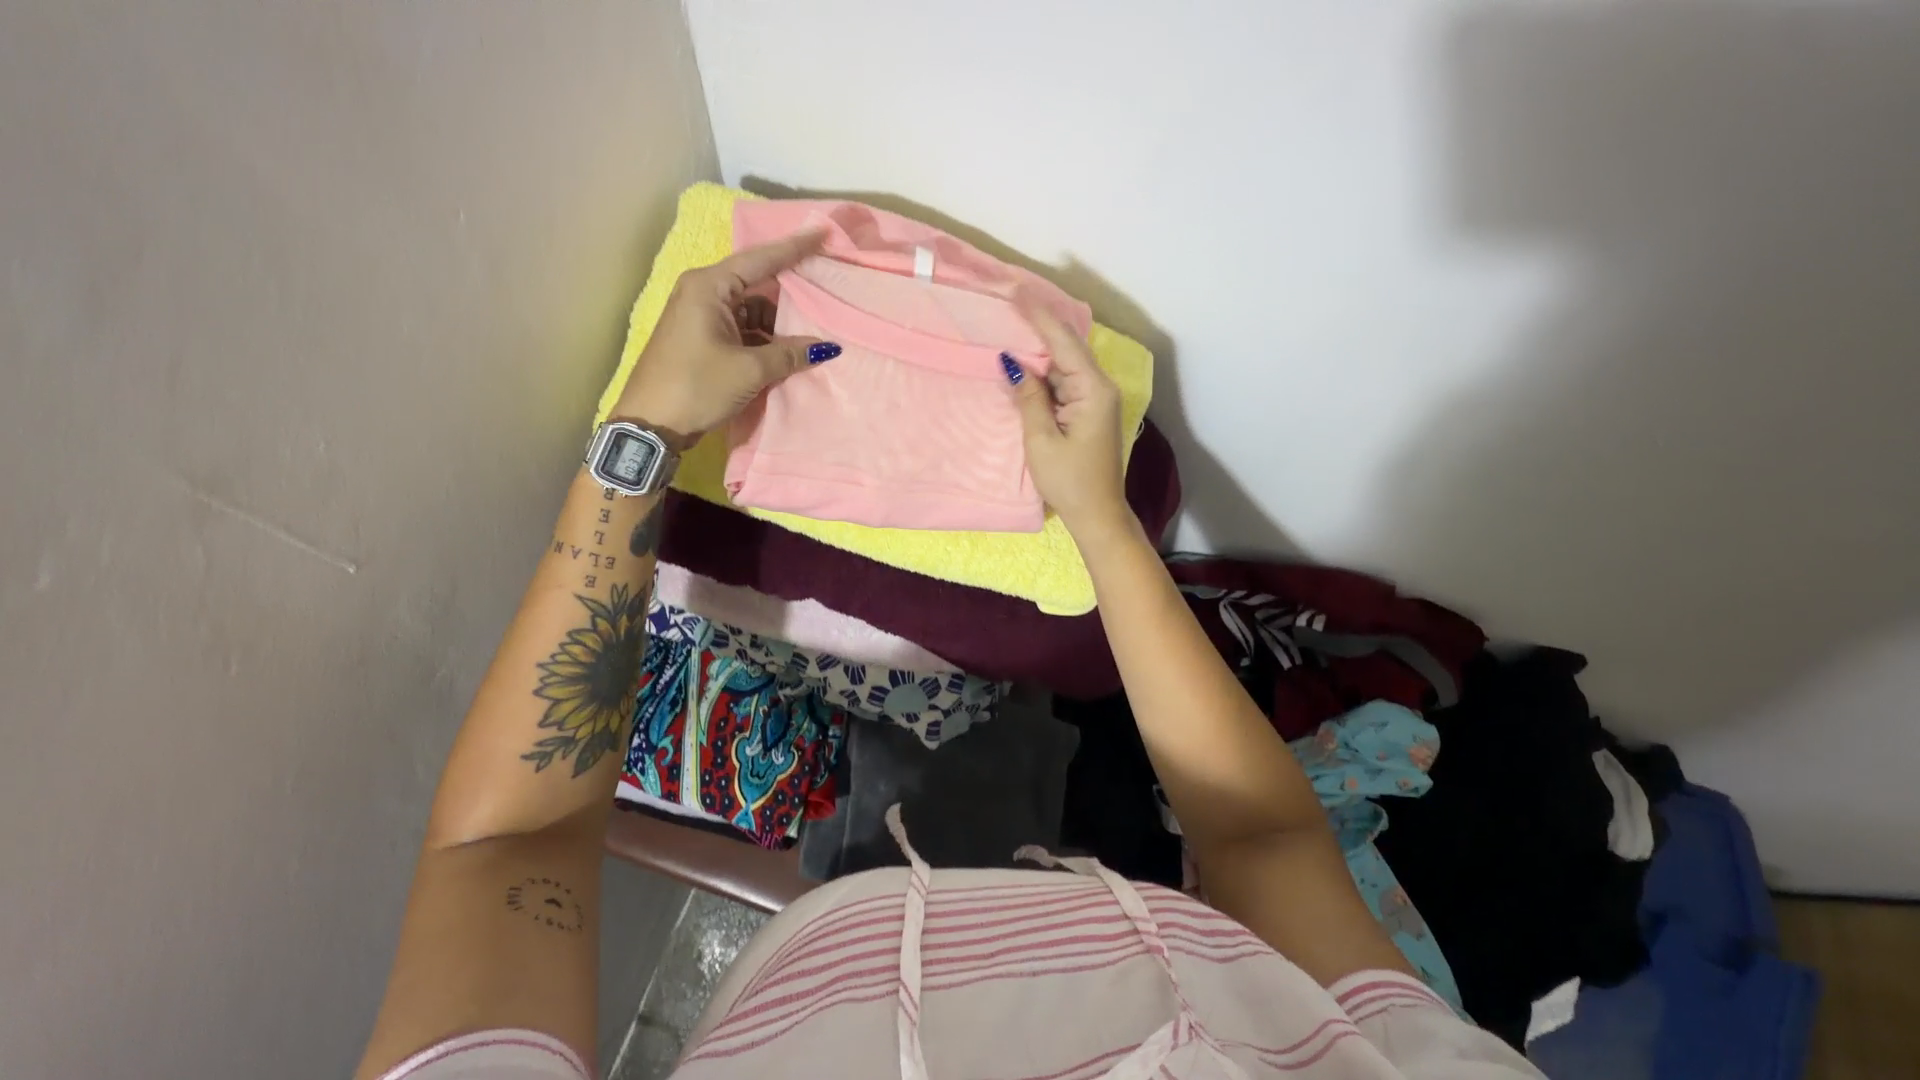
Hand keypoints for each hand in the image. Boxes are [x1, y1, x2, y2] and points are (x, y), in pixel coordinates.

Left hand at [613, 230, 839, 442]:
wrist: (649, 424)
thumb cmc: (696, 386)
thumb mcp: (749, 370)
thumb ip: (789, 355)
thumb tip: (826, 348)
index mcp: (709, 286)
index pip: (761, 259)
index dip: (794, 248)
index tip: (822, 234)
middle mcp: (703, 293)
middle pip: (758, 286)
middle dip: (790, 300)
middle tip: (825, 303)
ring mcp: (700, 317)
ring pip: (752, 313)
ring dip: (777, 329)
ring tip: (808, 344)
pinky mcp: (701, 340)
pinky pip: (742, 331)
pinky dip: (763, 343)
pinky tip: (785, 358)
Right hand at [1007, 305, 1132, 540]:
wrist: (1097, 514)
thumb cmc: (1069, 481)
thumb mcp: (1040, 439)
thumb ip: (1029, 397)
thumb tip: (1015, 362)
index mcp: (1093, 390)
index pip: (1062, 341)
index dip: (1038, 315)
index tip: (1015, 291)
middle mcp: (1099, 387)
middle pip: (1066, 346)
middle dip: (1038, 323)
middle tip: (1009, 299)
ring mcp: (1095, 398)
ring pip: (1064, 362)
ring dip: (1039, 344)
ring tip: (1012, 320)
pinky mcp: (1088, 410)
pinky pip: (1064, 379)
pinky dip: (1044, 368)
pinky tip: (1025, 357)